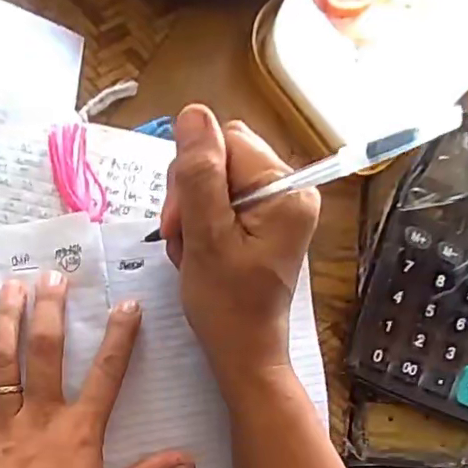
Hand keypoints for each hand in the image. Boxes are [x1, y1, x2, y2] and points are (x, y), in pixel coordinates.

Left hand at [0, 271, 194, 467]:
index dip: (119, 337)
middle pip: (47, 353)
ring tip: (9, 287)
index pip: (107, 374)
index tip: (125, 303)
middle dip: (51, 311)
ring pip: (3, 363)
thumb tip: (190, 462)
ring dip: (6, 322)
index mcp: (81, 430)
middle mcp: (42, 416)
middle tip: (53, 275)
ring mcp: (3, 423)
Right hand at [159, 105, 320, 389]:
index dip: (192, 175)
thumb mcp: (206, 239)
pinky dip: (199, 228)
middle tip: (182, 240)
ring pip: (213, 183)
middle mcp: (288, 191)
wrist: (242, 354)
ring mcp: (274, 209)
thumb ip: (199, 176)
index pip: (226, 143)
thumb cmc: (226, 305)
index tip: (178, 223)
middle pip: (220, 158)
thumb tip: (191, 113)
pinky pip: (219, 206)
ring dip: (189, 216)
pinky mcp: (260, 226)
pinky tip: (196, 255)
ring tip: (189, 254)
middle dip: (189, 198)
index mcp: (286, 190)